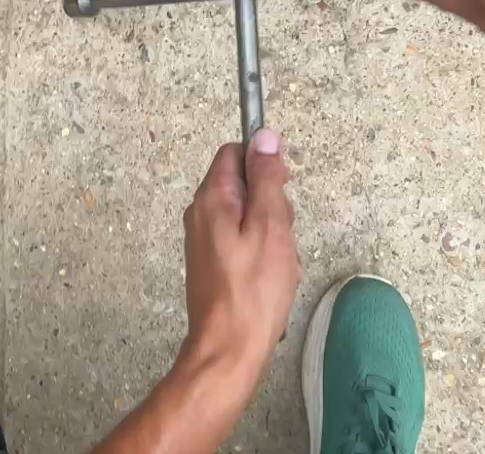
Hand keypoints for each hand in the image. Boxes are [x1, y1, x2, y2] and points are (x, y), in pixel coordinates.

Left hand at [179, 129, 300, 393]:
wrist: (227, 349)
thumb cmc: (253, 289)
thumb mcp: (270, 225)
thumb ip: (267, 178)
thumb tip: (265, 135)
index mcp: (212, 196)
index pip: (235, 152)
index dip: (263, 162)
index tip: (284, 188)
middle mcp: (201, 211)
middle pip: (242, 183)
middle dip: (271, 202)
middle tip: (283, 234)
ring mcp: (203, 237)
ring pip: (245, 213)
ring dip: (270, 230)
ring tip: (279, 262)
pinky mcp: (210, 260)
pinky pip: (240, 238)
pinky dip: (261, 250)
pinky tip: (271, 276)